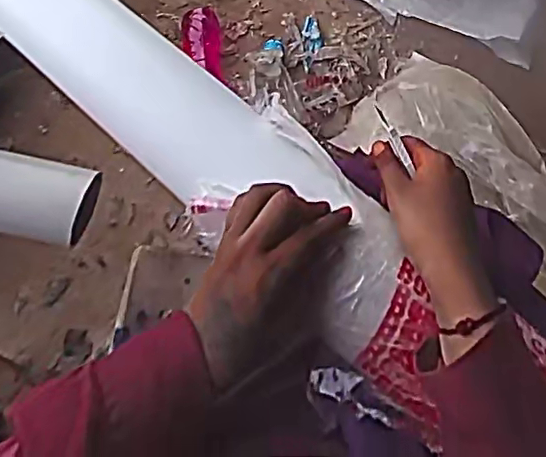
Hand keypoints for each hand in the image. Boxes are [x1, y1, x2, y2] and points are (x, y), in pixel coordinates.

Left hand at [185, 184, 351, 391]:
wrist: (200, 351)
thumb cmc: (247, 349)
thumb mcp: (289, 327)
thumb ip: (309, 287)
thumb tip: (327, 255)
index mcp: (267, 275)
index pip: (306, 237)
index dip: (330, 224)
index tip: (345, 216)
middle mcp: (248, 250)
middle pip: (282, 203)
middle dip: (308, 205)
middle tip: (321, 216)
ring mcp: (232, 241)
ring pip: (259, 195)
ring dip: (282, 195)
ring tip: (296, 208)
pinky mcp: (222, 240)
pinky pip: (241, 204)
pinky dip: (259, 200)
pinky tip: (270, 209)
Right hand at [371, 139, 496, 337]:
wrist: (452, 271)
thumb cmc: (423, 226)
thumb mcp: (396, 190)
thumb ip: (386, 163)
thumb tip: (381, 145)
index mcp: (439, 160)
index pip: (408, 143)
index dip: (388, 153)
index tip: (374, 168)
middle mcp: (454, 172)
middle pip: (418, 162)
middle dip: (398, 174)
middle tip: (385, 194)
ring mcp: (461, 194)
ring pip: (426, 182)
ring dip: (409, 191)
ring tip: (398, 212)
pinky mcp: (462, 214)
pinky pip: (436, 199)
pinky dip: (422, 205)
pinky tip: (414, 224)